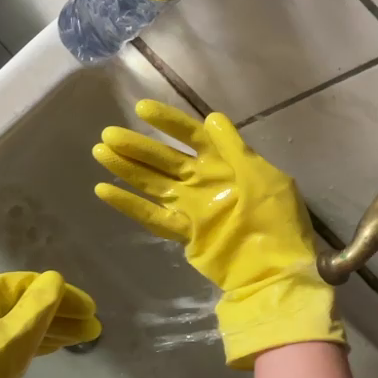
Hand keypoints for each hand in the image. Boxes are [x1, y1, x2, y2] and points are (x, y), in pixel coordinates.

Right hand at [92, 99, 342, 367]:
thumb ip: (234, 149)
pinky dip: (128, 204)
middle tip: (108, 133)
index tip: (141, 108)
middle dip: (137, 145)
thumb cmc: (276, 219)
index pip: (191, 135)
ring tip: (100, 152)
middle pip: (163, 158)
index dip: (168, 121)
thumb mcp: (263, 176)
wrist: (276, 268)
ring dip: (126, 168)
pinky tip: (103, 190)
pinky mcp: (182, 231)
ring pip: (151, 182)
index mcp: (224, 164)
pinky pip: (151, 214)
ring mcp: (190, 206)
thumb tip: (212, 117)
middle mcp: (202, 181)